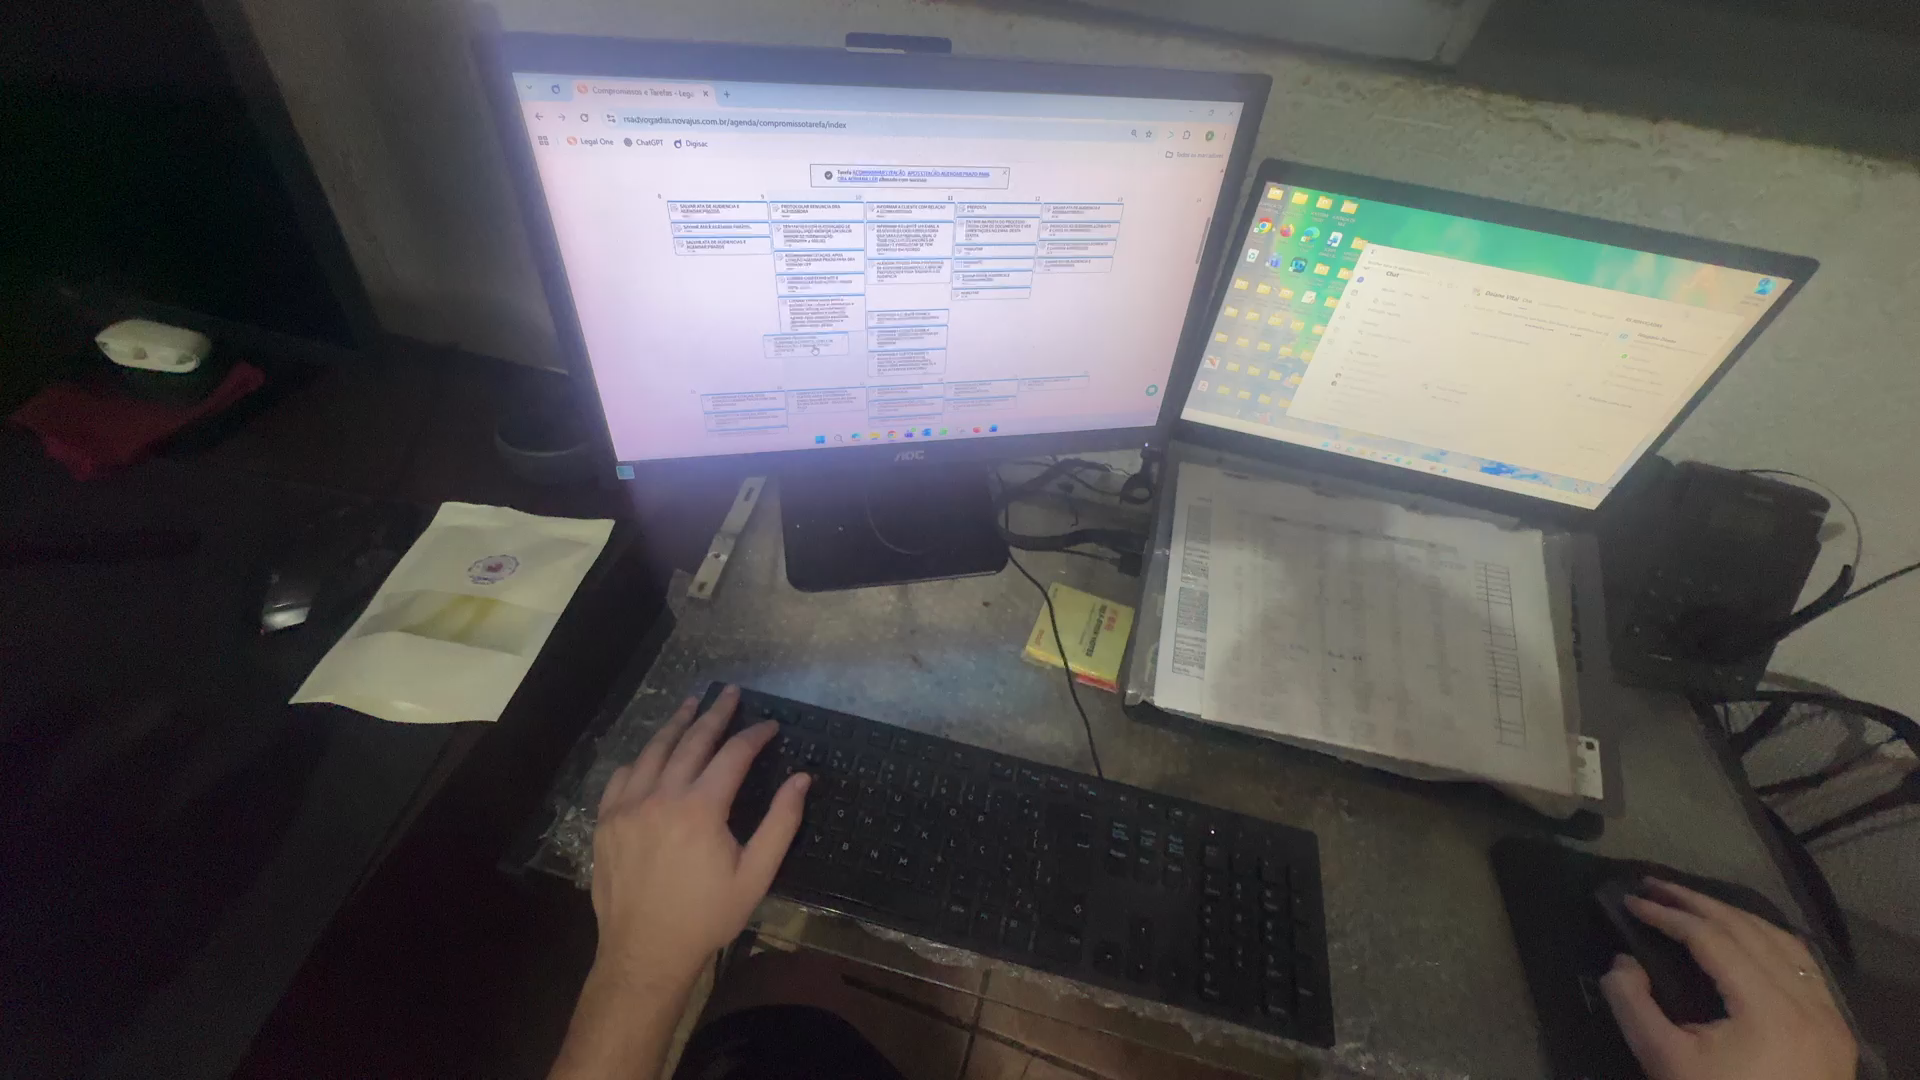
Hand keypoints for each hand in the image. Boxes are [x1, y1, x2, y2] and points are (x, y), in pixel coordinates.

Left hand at [588, 686, 809, 990]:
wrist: (644, 956)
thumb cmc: (707, 916)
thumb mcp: (756, 874)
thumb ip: (781, 822)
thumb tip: (802, 778)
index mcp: (701, 809)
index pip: (733, 754)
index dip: (755, 734)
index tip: (770, 725)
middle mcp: (661, 797)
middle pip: (692, 741)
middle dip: (716, 713)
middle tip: (731, 692)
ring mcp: (628, 808)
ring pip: (654, 751)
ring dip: (677, 724)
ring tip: (692, 703)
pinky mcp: (606, 823)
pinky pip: (622, 776)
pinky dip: (641, 758)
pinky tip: (652, 753)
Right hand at [1600, 878, 1855, 1079]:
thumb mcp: (1660, 1055)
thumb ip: (1630, 999)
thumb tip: (1624, 961)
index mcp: (1769, 1011)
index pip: (1711, 938)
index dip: (1665, 913)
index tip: (1627, 900)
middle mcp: (1808, 1006)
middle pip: (1748, 930)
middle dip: (1695, 900)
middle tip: (1651, 884)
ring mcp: (1829, 1019)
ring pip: (1782, 941)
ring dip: (1731, 913)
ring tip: (1690, 902)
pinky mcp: (1834, 1031)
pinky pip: (1803, 965)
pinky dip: (1764, 936)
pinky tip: (1738, 934)